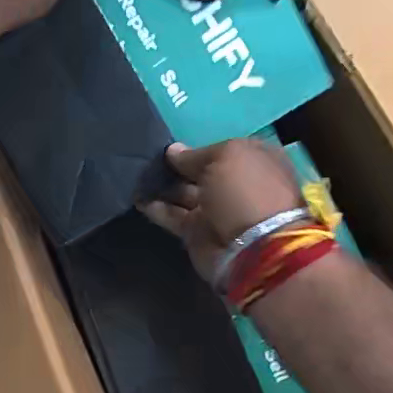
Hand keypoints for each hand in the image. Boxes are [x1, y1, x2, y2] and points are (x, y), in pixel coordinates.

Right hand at [141, 139, 304, 281]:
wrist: (250, 249)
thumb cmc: (244, 192)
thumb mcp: (225, 158)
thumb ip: (196, 154)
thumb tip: (173, 151)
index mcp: (254, 162)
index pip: (224, 150)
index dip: (201, 147)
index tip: (175, 144)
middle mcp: (236, 185)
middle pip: (202, 173)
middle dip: (179, 166)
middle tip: (150, 157)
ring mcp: (216, 211)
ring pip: (185, 194)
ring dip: (163, 186)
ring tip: (138, 175)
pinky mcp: (197, 233)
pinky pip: (173, 216)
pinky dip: (156, 208)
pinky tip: (138, 198)